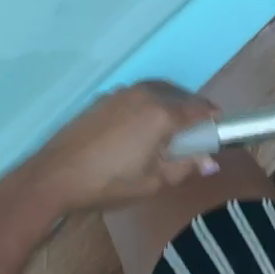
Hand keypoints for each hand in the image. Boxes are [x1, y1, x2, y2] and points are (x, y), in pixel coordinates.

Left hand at [17, 82, 218, 214]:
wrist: (55, 175)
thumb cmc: (109, 182)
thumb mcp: (153, 182)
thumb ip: (185, 167)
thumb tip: (210, 162)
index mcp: (161, 113)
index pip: (197, 107)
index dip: (211, 115)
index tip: (219, 124)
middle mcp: (144, 95)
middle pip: (178, 95)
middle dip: (191, 108)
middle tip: (197, 129)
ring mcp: (121, 93)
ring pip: (156, 91)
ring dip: (169, 103)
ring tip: (171, 127)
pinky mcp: (103, 99)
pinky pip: (137, 95)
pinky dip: (148, 104)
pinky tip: (142, 126)